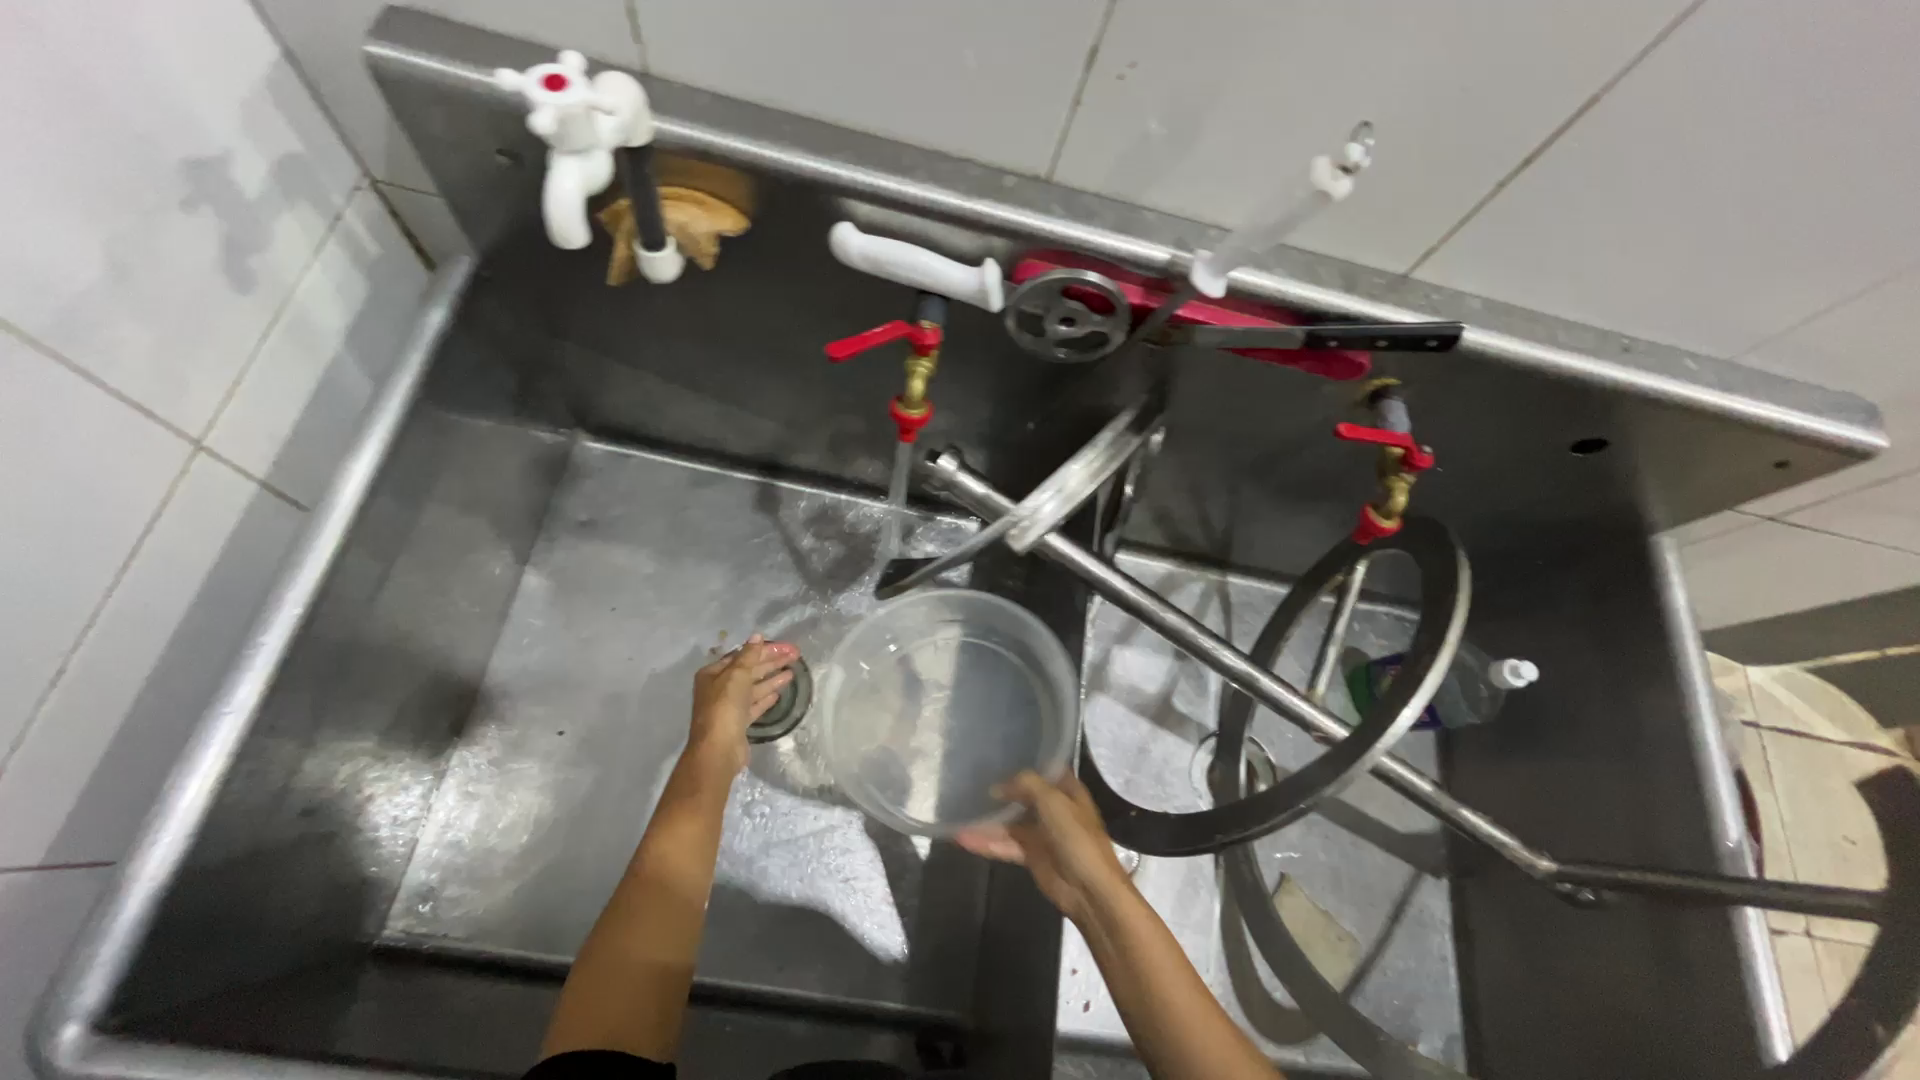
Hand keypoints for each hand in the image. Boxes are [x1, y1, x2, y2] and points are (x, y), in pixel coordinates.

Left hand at [688, 634, 797, 775]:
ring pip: (753, 687)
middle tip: (796, 656)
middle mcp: (719, 688)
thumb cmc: (724, 707)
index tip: (787, 648)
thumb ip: (749, 655)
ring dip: (772, 678)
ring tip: (792, 672)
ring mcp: (728, 706)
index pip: (743, 655)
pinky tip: (779, 693)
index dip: (765, 650)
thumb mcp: (736, 675)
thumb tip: (757, 636)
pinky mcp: (738, 722)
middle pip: (749, 670)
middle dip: (771, 662)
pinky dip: (766, 697)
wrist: (718, 749)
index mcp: (713, 673)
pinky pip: (754, 705)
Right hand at [956, 771, 1132, 923]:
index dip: (1024, 762)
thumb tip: (997, 788)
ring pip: (1010, 823)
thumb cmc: (1076, 837)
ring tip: (958, 813)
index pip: (1043, 770)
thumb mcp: (1053, 801)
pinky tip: (963, 839)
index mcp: (1066, 790)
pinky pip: (1005, 845)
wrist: (1089, 888)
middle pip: (1022, 796)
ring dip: (987, 821)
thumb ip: (1025, 785)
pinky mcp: (1031, 856)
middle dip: (1000, 791)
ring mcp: (1042, 833)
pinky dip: (986, 843)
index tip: (996, 755)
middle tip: (968, 781)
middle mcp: (1053, 809)